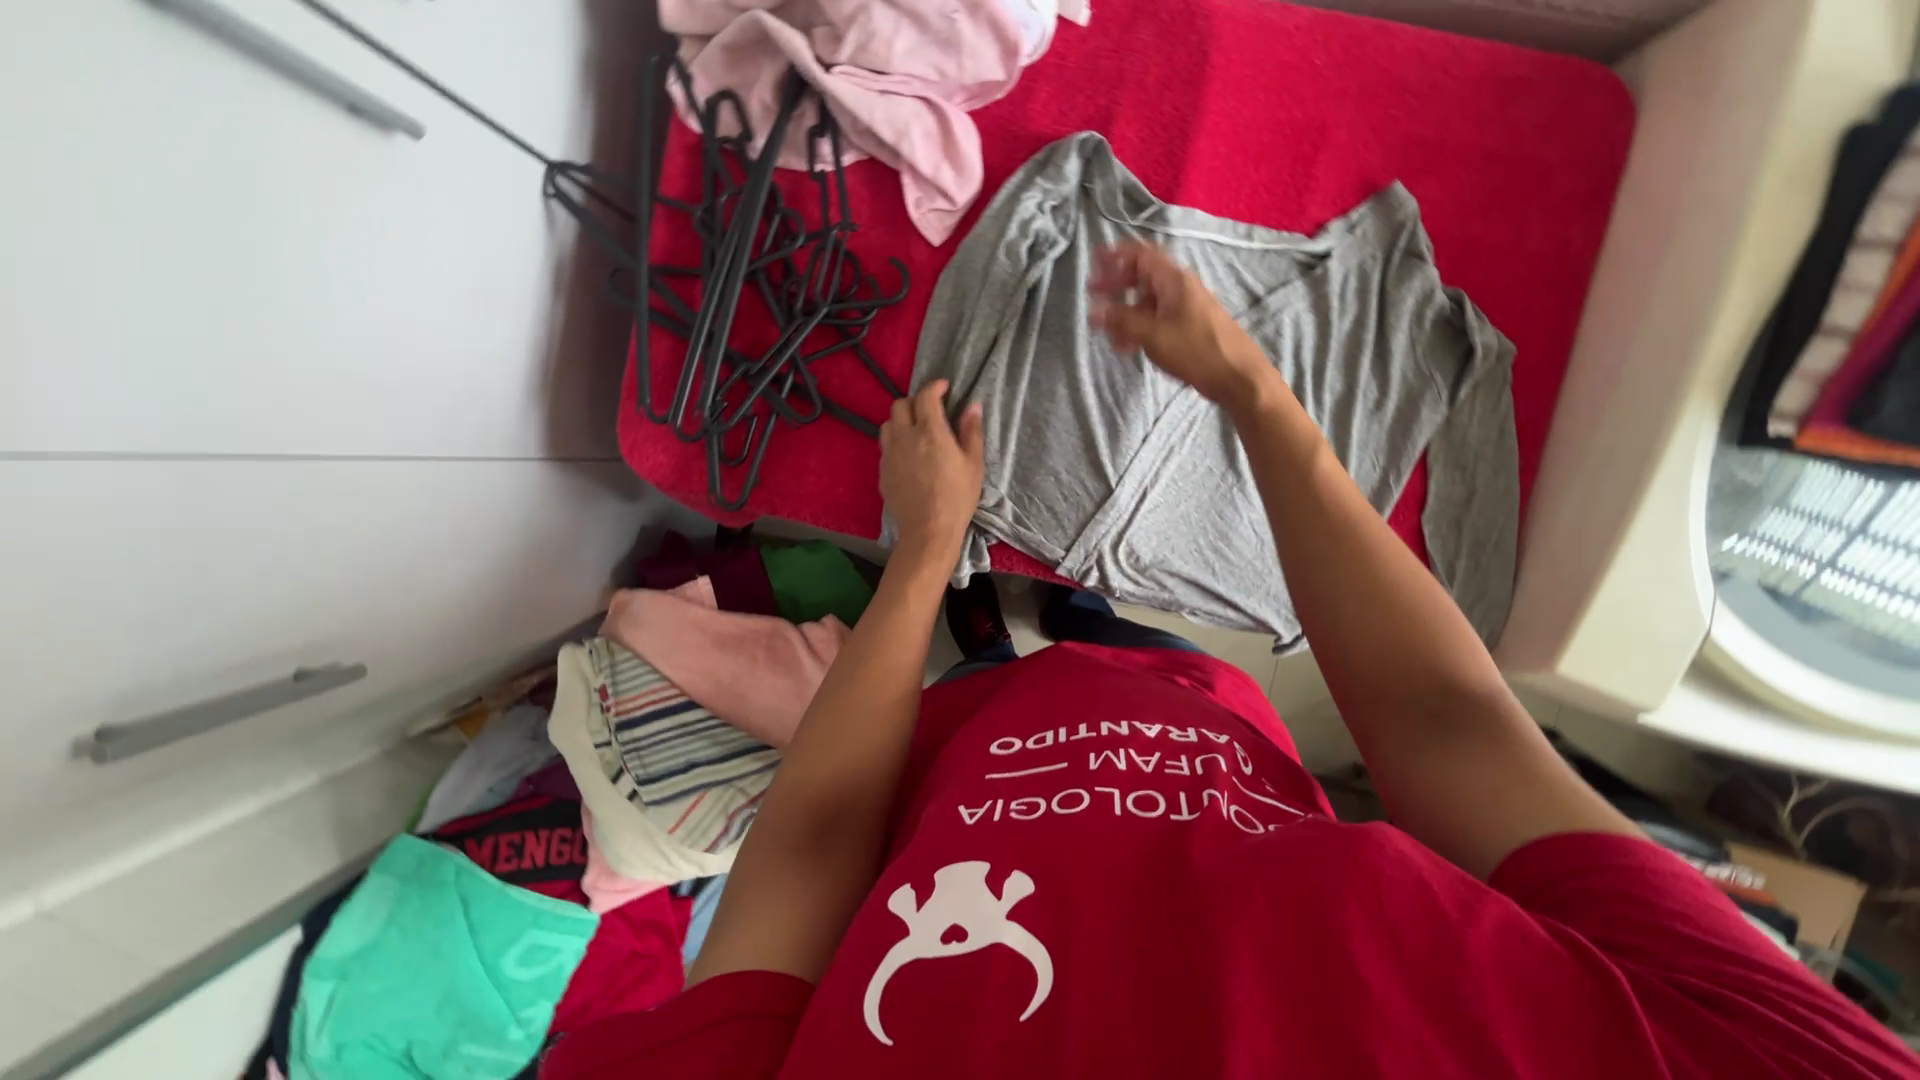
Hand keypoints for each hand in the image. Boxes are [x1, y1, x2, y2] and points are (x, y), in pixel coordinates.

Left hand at [881, 380, 984, 565]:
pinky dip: (896, 443)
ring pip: (888, 424)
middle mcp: (905, 437)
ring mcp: (889, 454)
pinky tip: (908, 456)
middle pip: (900, 404)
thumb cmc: (957, 497)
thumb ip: (971, 431)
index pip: (926, 396)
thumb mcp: (974, 464)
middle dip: (915, 401)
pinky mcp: (882, 471)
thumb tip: (973, 406)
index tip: (944, 388)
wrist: (928, 530)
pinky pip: (885, 447)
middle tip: (929, 410)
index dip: (935, 386)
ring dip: (901, 421)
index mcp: (930, 432)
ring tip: (915, 431)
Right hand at [1089, 241, 1280, 407]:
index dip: (1116, 254)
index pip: (1140, 254)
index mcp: (1172, 280)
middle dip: (1116, 284)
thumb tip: (1094, 311)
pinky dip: (1139, 326)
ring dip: (1125, 312)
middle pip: (1141, 276)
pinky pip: (1156, 319)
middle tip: (1093, 295)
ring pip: (1147, 301)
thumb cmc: (1196, 350)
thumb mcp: (1153, 335)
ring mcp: (1184, 307)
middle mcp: (1178, 288)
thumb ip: (1122, 320)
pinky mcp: (1186, 327)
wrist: (1237, 375)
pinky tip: (1128, 346)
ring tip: (1107, 332)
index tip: (1095, 261)